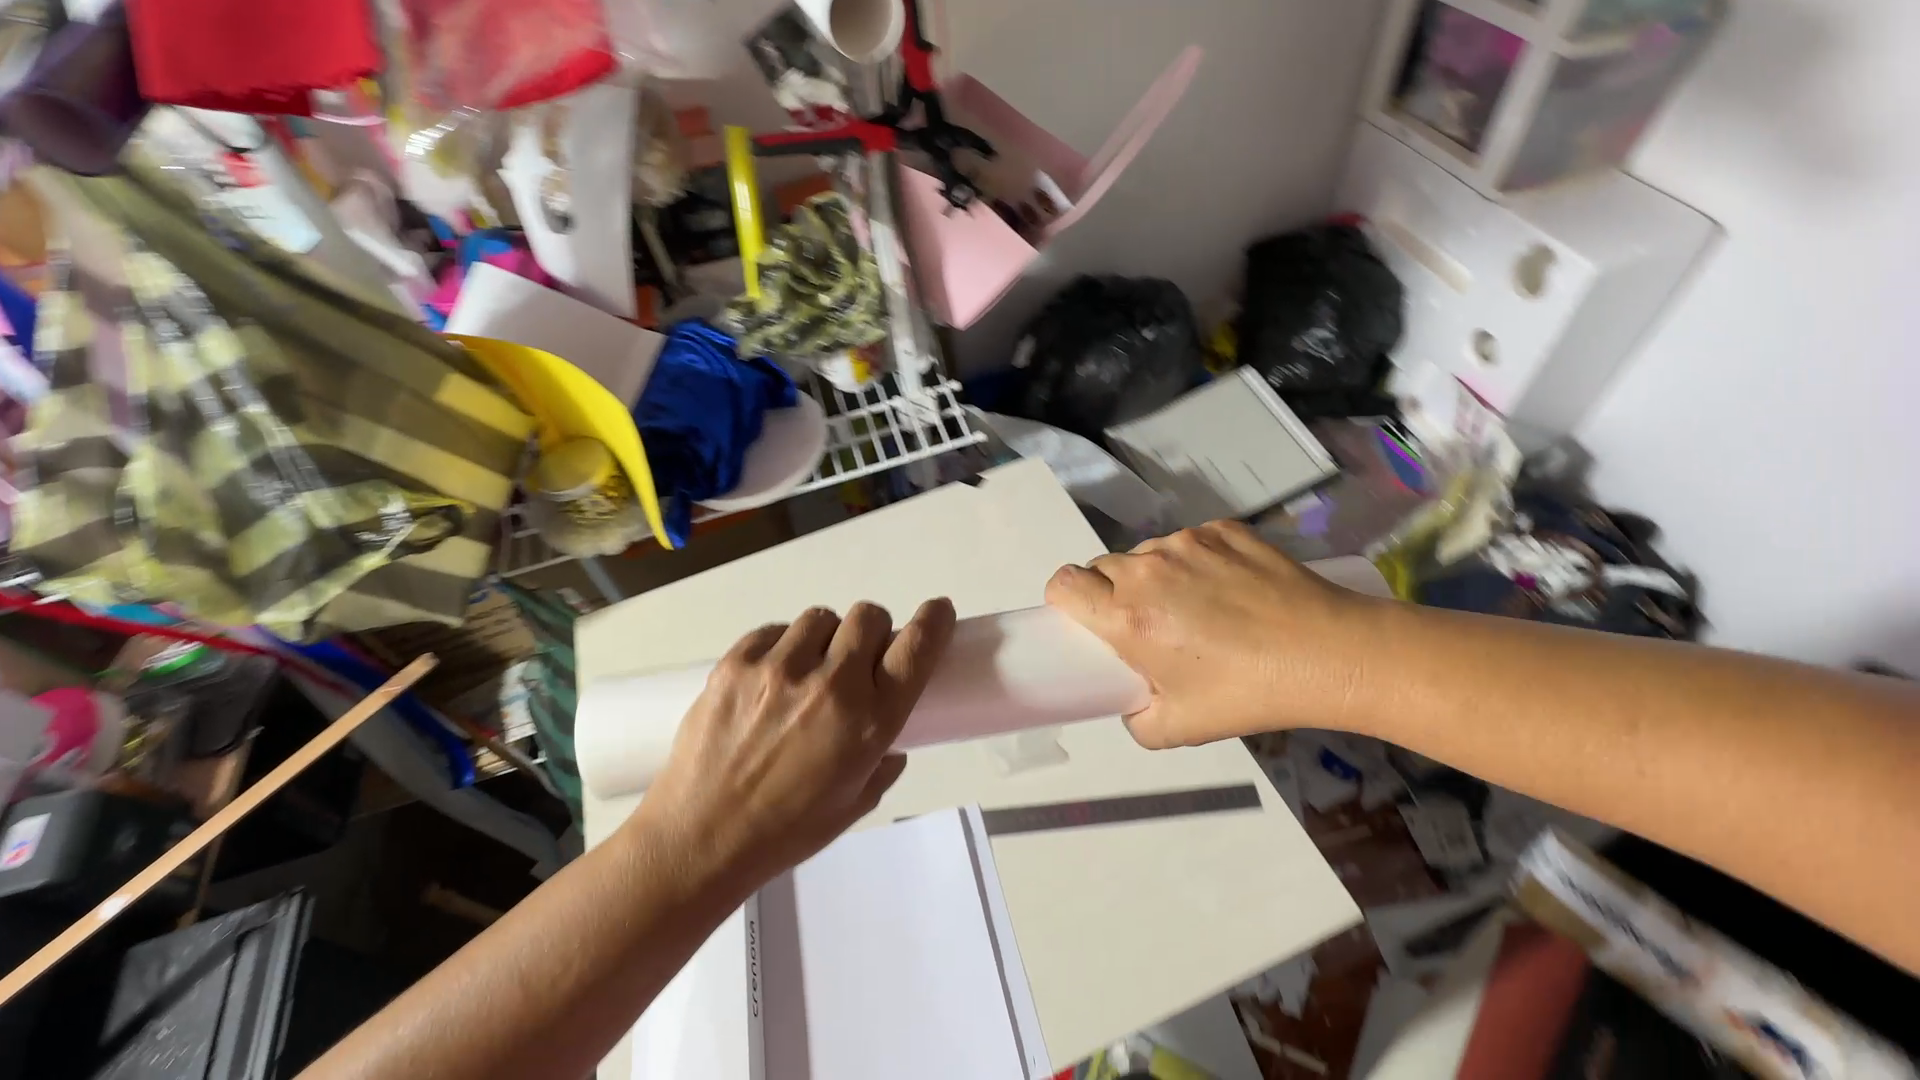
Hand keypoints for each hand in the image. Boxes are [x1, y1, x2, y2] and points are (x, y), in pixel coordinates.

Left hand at [635, 598, 956, 889]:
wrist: (700, 839)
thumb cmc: (787, 831)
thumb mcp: (855, 803)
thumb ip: (882, 762)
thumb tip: (889, 737)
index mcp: (869, 724)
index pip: (915, 649)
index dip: (933, 621)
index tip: (938, 611)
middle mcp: (831, 686)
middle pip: (868, 616)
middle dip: (872, 631)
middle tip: (856, 659)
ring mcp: (779, 669)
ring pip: (820, 618)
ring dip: (825, 638)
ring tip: (806, 671)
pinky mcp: (736, 662)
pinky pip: (773, 630)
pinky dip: (781, 646)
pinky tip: (770, 678)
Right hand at [1045, 521, 1380, 748]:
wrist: (1330, 654)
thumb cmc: (1247, 694)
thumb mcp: (1177, 729)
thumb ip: (1134, 718)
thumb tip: (1131, 701)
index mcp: (1127, 616)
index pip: (1063, 583)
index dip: (1065, 600)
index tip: (1084, 619)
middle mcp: (1148, 570)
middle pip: (1102, 568)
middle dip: (1111, 593)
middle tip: (1146, 625)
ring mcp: (1187, 543)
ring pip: (1146, 554)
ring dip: (1155, 577)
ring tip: (1197, 609)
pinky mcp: (1223, 529)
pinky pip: (1188, 543)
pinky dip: (1195, 563)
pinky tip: (1228, 590)